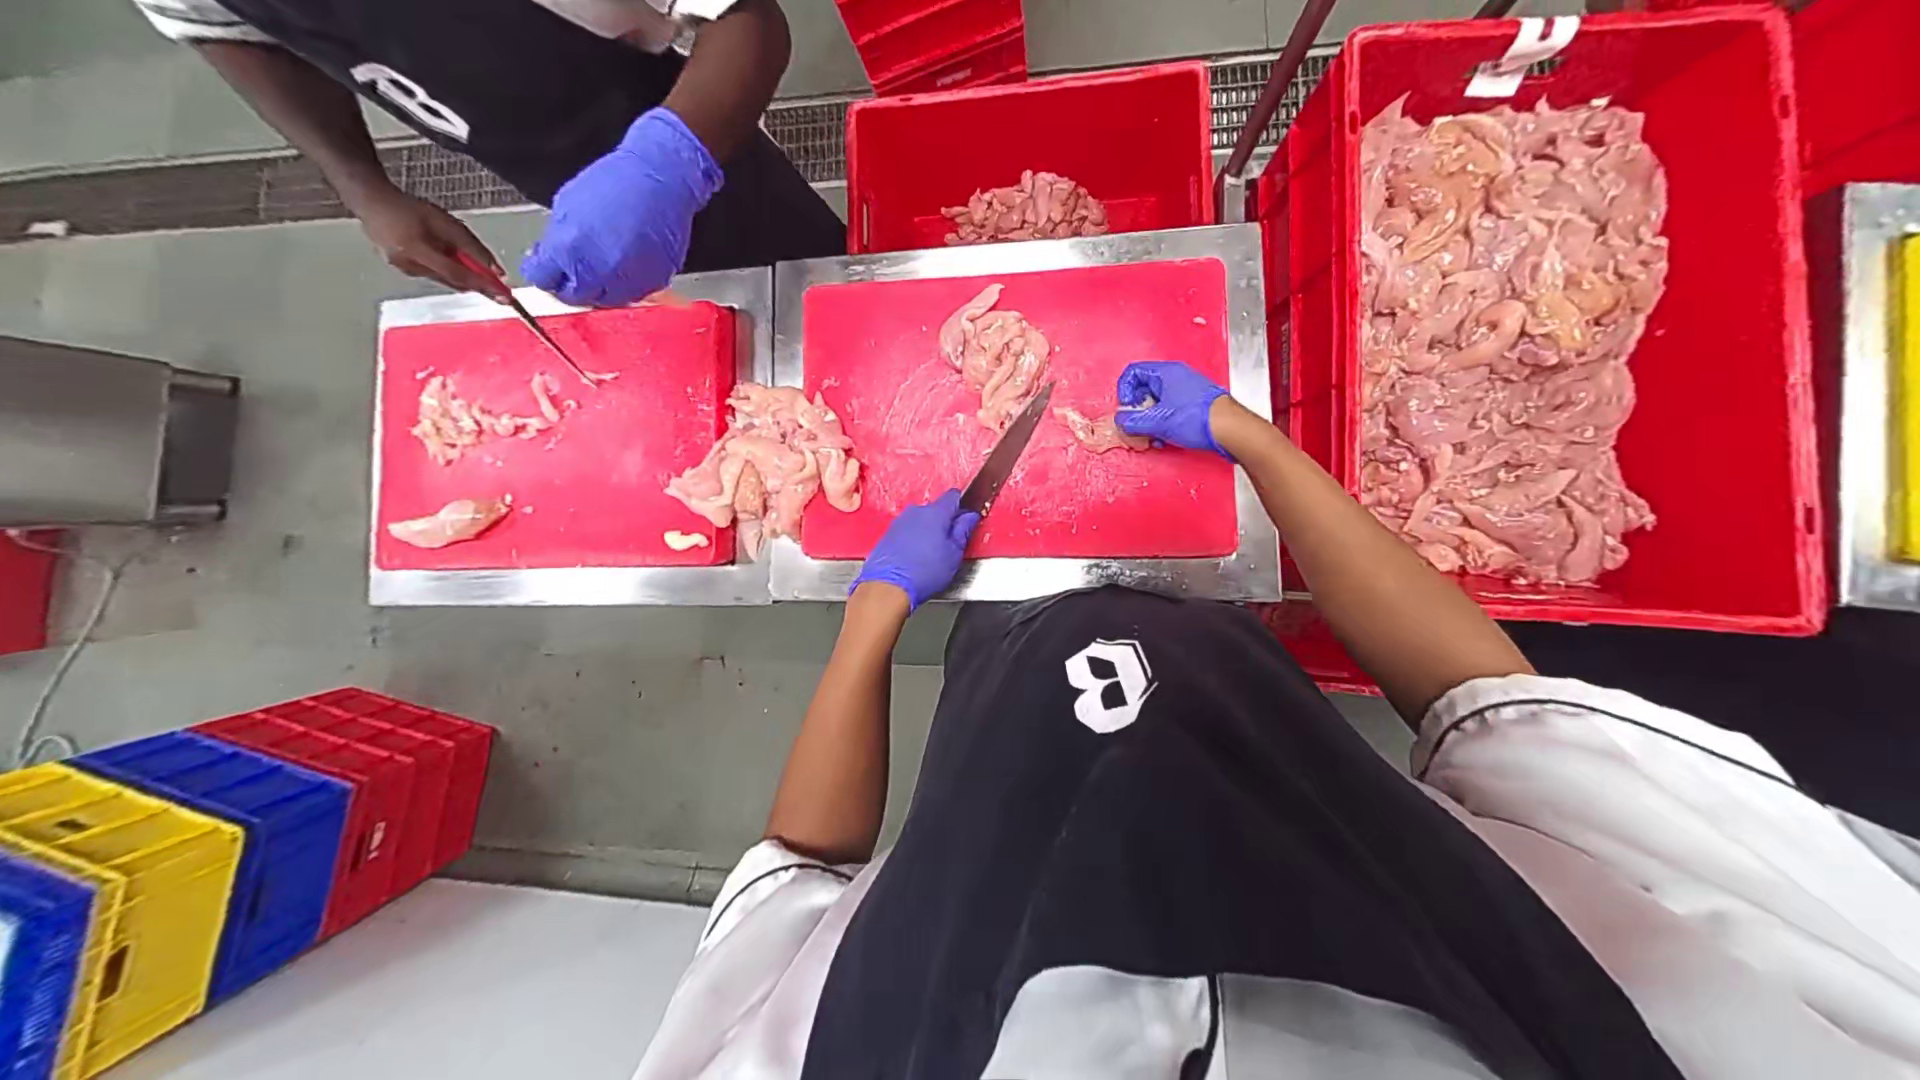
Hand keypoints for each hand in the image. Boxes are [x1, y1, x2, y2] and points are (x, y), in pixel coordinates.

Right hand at [349, 184, 503, 296]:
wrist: (372, 202)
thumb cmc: (411, 209)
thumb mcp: (448, 223)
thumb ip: (474, 248)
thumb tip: (498, 273)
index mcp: (416, 249)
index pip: (458, 274)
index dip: (483, 286)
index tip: (506, 299)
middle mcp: (409, 264)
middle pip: (454, 281)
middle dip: (479, 285)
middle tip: (501, 292)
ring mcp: (404, 270)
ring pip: (446, 280)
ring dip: (464, 277)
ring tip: (471, 266)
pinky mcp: (404, 271)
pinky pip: (437, 276)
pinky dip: (450, 273)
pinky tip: (450, 261)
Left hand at [521, 107, 723, 306]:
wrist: (660, 182)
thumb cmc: (617, 184)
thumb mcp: (567, 204)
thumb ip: (557, 239)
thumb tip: (551, 258)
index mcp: (568, 250)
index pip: (542, 279)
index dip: (543, 272)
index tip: (546, 270)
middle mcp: (598, 272)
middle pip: (575, 296)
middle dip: (571, 284)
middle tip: (574, 271)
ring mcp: (629, 281)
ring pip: (607, 300)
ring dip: (601, 287)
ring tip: (604, 265)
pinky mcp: (654, 283)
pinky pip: (635, 293)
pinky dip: (629, 283)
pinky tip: (627, 262)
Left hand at [850, 490, 981, 610]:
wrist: (887, 587)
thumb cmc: (924, 572)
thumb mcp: (954, 554)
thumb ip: (964, 531)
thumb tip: (970, 517)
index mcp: (936, 512)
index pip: (953, 496)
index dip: (962, 507)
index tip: (966, 521)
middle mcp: (916, 511)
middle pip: (936, 510)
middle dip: (944, 523)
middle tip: (951, 545)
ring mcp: (899, 522)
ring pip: (920, 521)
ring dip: (928, 533)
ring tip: (932, 556)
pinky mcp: (888, 535)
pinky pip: (907, 532)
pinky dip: (913, 541)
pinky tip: (916, 559)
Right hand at [1114, 361, 1233, 458]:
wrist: (1231, 430)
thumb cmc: (1199, 418)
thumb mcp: (1158, 421)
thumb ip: (1133, 421)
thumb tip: (1121, 421)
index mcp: (1166, 373)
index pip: (1133, 373)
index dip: (1124, 391)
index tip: (1126, 409)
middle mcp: (1176, 378)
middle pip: (1144, 389)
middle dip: (1137, 411)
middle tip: (1136, 426)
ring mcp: (1185, 391)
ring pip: (1156, 403)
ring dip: (1149, 421)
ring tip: (1153, 436)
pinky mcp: (1192, 405)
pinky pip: (1168, 411)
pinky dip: (1162, 424)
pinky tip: (1165, 438)